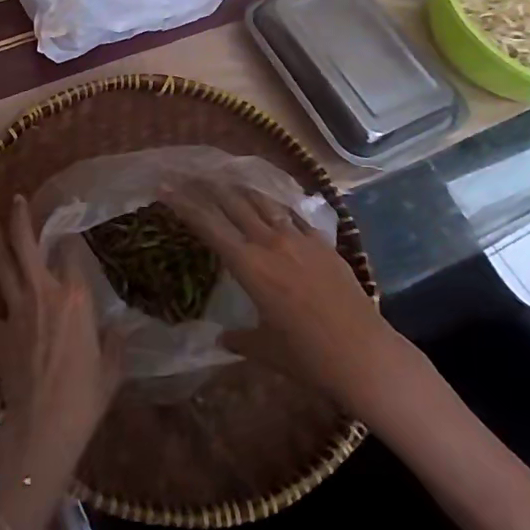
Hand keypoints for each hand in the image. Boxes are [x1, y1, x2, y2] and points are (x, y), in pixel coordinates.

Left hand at [0, 196, 125, 455]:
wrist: (45, 423)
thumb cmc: (86, 395)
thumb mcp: (112, 366)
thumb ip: (113, 342)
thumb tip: (118, 330)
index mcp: (76, 299)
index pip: (71, 256)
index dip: (70, 239)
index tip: (69, 227)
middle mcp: (44, 294)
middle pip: (28, 248)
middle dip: (21, 221)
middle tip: (17, 200)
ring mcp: (16, 311)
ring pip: (3, 268)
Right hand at [162, 179, 406, 411]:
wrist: (364, 355)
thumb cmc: (307, 356)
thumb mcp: (264, 349)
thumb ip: (239, 338)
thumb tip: (221, 339)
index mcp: (249, 266)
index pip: (209, 226)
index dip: (184, 205)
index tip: (165, 188)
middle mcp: (271, 243)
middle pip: (233, 203)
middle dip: (208, 186)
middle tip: (190, 173)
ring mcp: (300, 240)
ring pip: (264, 202)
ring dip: (242, 188)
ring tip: (227, 177)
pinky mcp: (324, 244)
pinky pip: (294, 215)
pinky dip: (277, 205)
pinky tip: (273, 203)